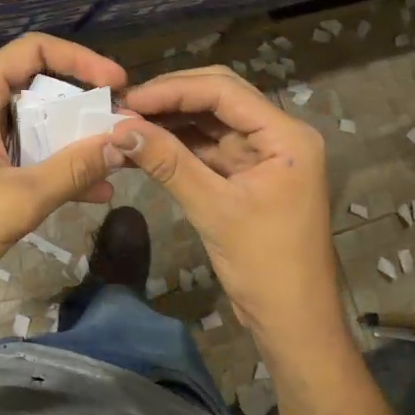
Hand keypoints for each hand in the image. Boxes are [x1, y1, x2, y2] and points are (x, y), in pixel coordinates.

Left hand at [0, 34, 127, 307]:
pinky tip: (86, 190)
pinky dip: (45, 160)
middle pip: (34, 83)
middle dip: (80, 106)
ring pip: (27, 119)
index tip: (119, 84)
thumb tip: (124, 141)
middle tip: (119, 126)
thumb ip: (74, 168)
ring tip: (112, 163)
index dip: (81, 60)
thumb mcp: (19, 199)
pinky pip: (13, 145)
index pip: (35, 50)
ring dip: (67, 140)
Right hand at [115, 67, 343, 338]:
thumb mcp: (213, 209)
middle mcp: (280, 134)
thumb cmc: (265, 266)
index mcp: (287, 135)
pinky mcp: (250, 173)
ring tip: (129, 121)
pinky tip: (148, 143)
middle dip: (172, 98)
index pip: (224, 91)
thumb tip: (120, 127)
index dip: (174, 89)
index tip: (130, 99)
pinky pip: (211, 145)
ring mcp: (265, 154)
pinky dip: (180, 143)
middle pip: (220, 96)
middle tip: (126, 105)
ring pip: (213, 120)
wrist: (294, 325)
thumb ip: (168, 162)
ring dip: (173, 119)